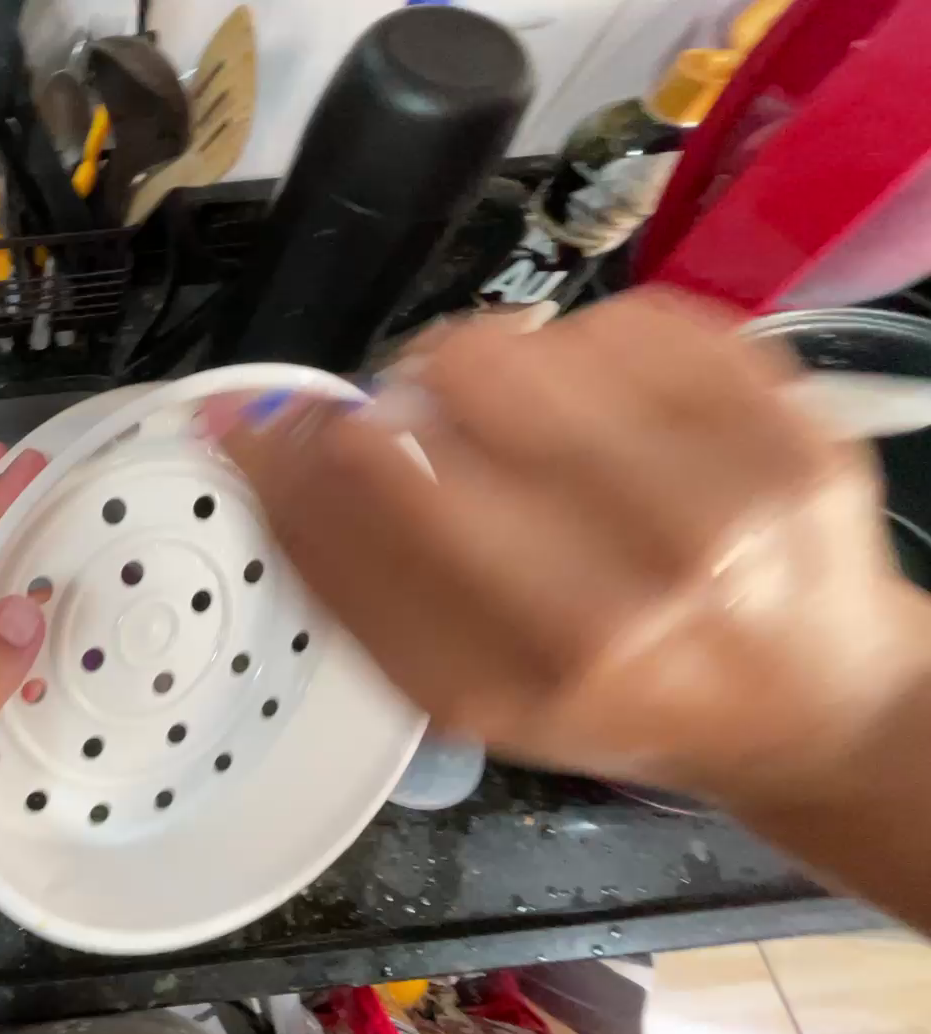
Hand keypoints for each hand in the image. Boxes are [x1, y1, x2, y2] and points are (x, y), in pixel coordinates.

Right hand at [218, 289, 930, 802]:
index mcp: (496, 680)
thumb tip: (264, 446)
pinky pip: (617, 320)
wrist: (804, 702)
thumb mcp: (448, 682)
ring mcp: (712, 513)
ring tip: (478, 404)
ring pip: (501, 354)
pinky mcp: (790, 432)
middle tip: (380, 418)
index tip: (240, 422)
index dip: (271, 459)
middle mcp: (605, 606)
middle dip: (364, 407)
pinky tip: (574, 395)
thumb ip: (346, 576)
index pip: (332, 530)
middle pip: (409, 429)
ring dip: (458, 367)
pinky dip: (564, 343)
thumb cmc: (596, 694)